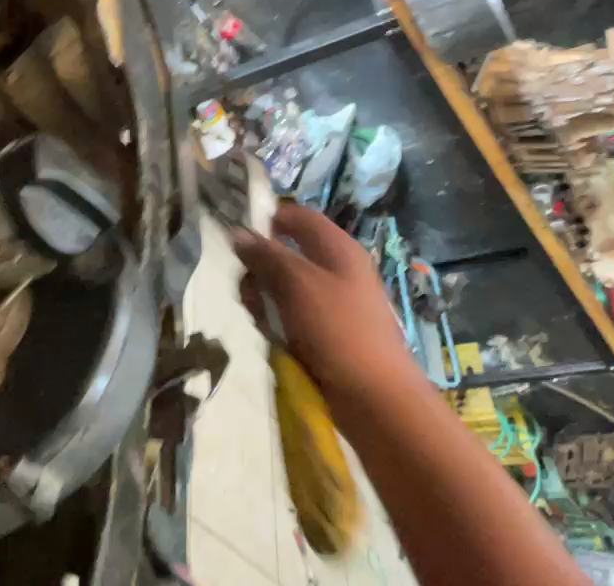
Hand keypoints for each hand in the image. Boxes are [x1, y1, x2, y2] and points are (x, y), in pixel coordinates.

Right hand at [232, 204, 420, 399]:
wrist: (375, 399)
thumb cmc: (338, 330)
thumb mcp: (297, 284)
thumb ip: (265, 255)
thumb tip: (238, 232)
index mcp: (338, 248)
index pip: (297, 215)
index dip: (267, 220)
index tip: (239, 240)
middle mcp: (335, 269)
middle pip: (284, 253)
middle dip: (259, 270)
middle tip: (250, 292)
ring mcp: (331, 302)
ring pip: (282, 286)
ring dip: (264, 300)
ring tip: (264, 322)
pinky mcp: (325, 331)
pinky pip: (290, 314)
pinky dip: (277, 322)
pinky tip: (275, 339)